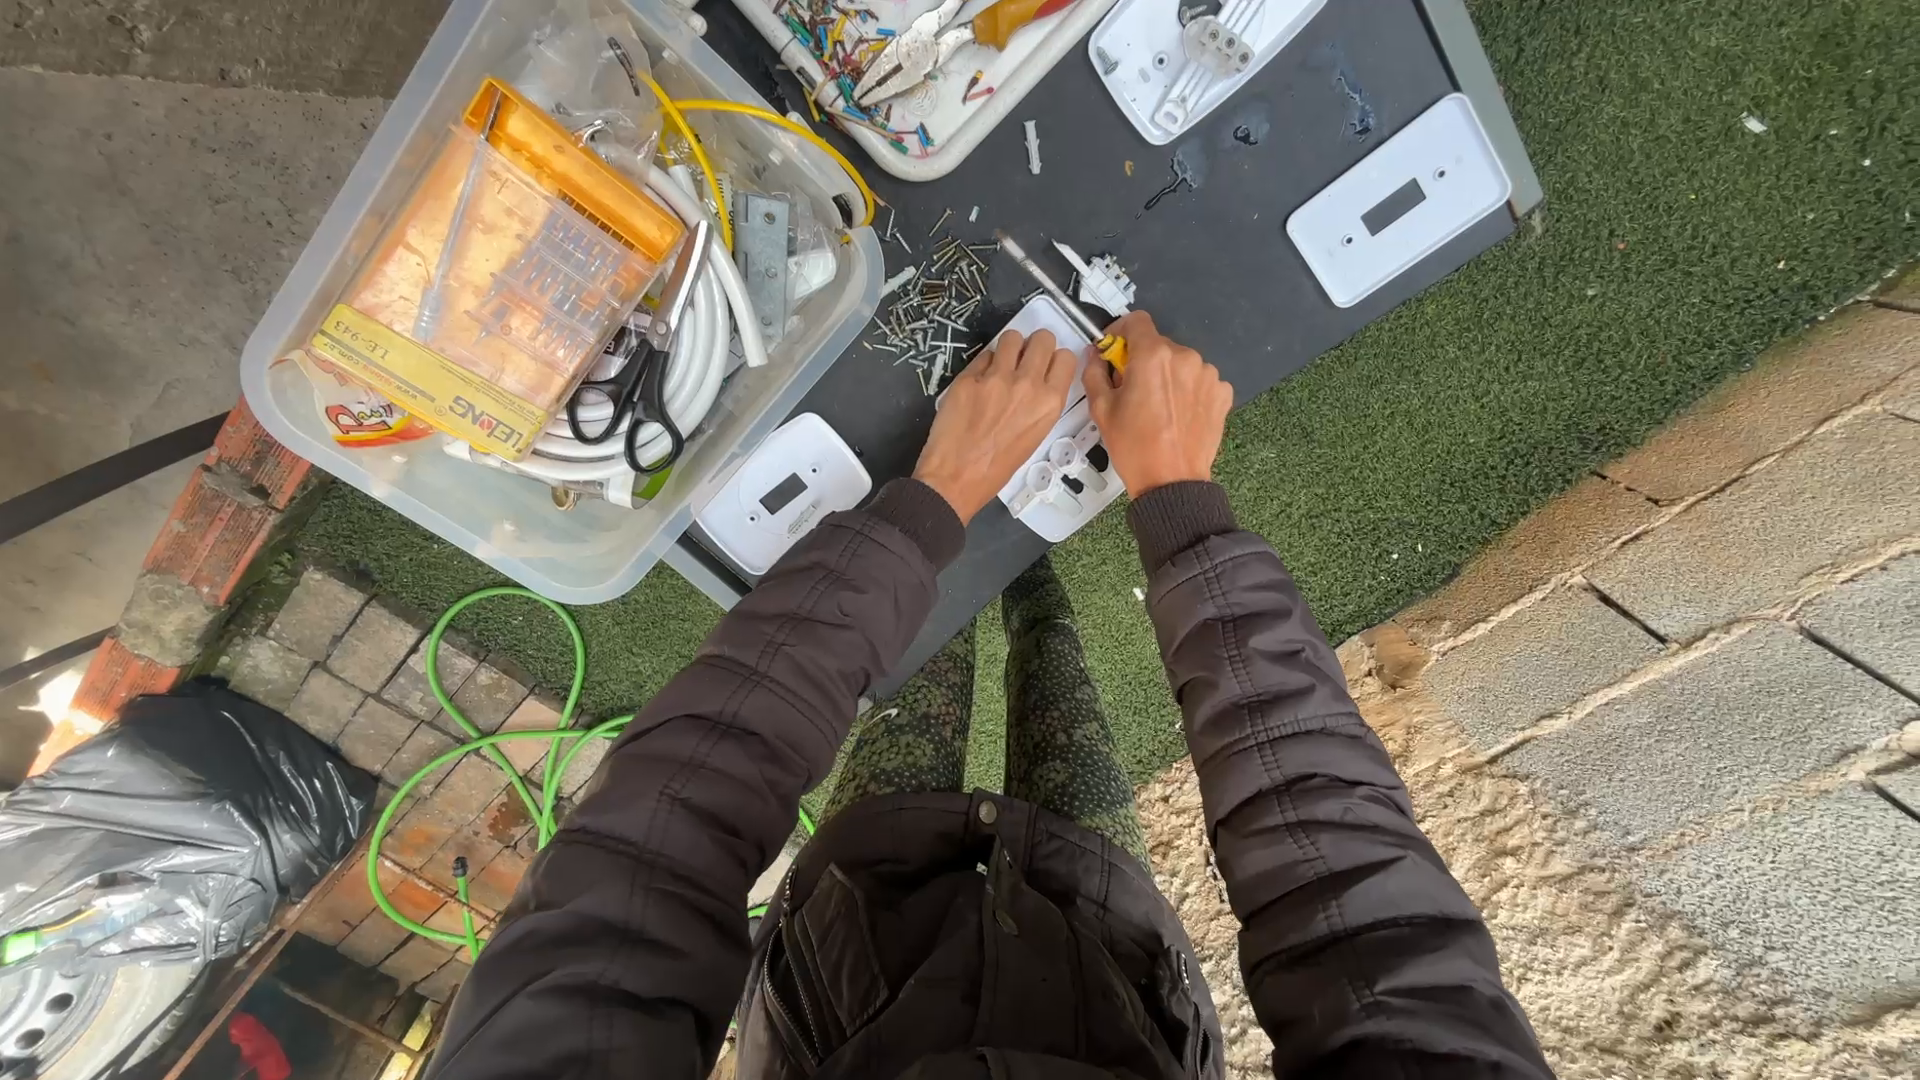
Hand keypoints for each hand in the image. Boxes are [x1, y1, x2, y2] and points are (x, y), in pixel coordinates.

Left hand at [913, 328, 1075, 523]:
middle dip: (1035, 345)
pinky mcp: (968, 378)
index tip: (1047, 363)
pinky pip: (984, 356)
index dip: (1055, 358)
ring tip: (1002, 364)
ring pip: (1012, 337)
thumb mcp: (1035, 437)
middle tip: (1025, 358)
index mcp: (1049, 404)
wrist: (956, 478)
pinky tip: (979, 382)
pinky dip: (984, 364)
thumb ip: (1041, 404)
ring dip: (1009, 347)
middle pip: (1042, 339)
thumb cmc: (996, 468)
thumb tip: (1037, 382)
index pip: (1066, 358)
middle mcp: (1027, 385)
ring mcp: (996, 378)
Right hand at [1083, 311, 1232, 495]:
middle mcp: (1185, 357)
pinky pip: (1199, 381)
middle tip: (1132, 391)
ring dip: (1167, 376)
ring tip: (1157, 408)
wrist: (1171, 481)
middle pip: (1158, 345)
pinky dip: (1187, 391)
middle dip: (1143, 361)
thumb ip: (1095, 372)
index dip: (1121, 332)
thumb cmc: (1136, 448)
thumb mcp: (1101, 409)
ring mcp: (1208, 375)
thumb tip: (1095, 356)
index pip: (1136, 321)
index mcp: (1153, 356)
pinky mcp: (1222, 393)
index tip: (1116, 349)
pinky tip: (1176, 414)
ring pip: (1180, 363)